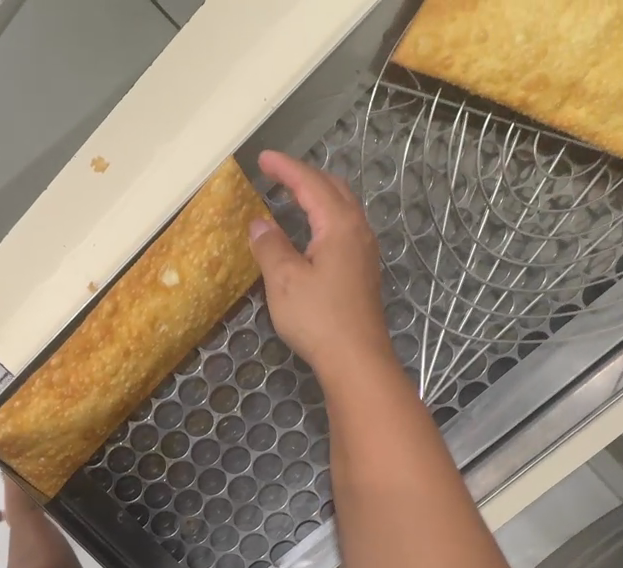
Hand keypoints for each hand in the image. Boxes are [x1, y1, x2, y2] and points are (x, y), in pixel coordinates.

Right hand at [246, 150, 396, 380]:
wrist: (354, 355)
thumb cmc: (317, 316)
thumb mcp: (283, 280)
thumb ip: (270, 247)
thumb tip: (259, 223)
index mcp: (338, 225)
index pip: (310, 185)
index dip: (286, 169)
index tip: (264, 158)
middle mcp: (356, 230)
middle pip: (333, 189)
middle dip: (305, 176)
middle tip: (278, 173)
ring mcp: (362, 250)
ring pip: (342, 208)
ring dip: (317, 195)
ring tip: (293, 194)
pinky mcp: (361, 269)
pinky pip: (342, 227)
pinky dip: (324, 215)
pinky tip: (311, 228)